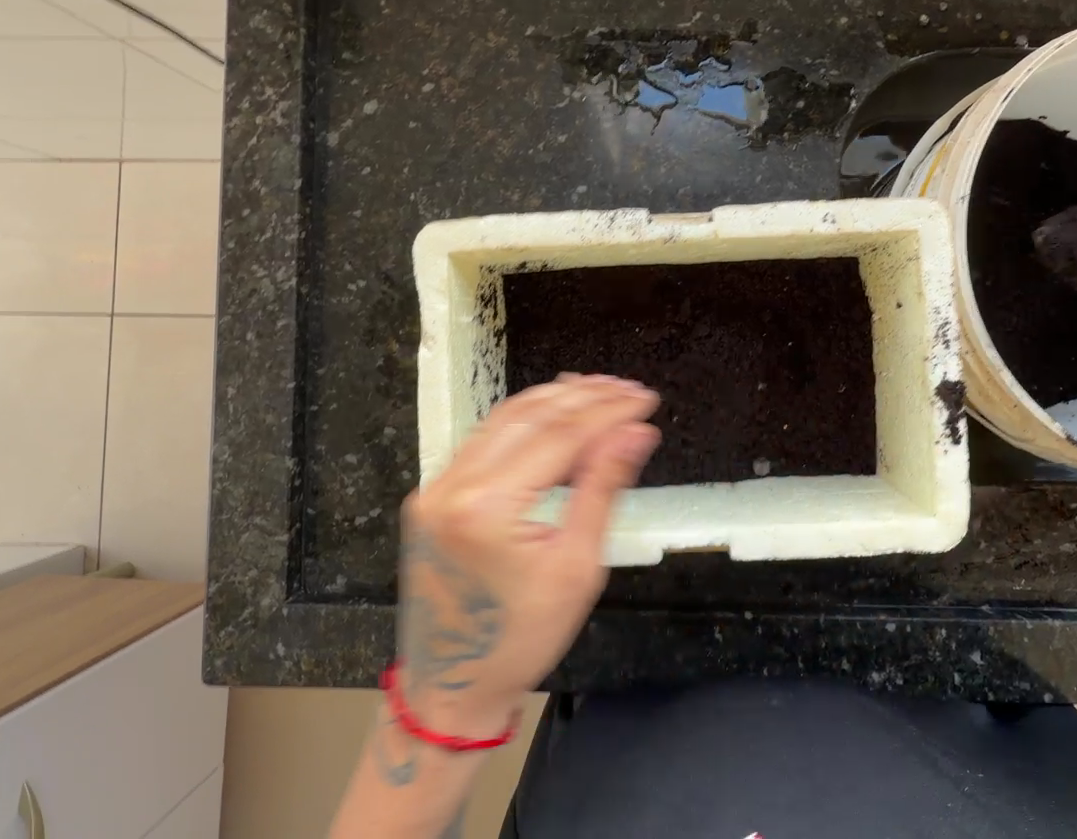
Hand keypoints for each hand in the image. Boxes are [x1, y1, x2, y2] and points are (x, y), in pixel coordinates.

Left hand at [395, 374, 659, 736]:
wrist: (452, 687)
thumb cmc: (520, 639)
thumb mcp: (577, 567)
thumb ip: (603, 488)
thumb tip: (635, 432)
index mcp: (489, 506)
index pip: (561, 436)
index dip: (608, 411)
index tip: (644, 399)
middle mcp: (454, 485)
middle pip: (530, 418)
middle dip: (584, 397)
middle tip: (627, 388)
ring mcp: (436, 488)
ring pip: (502, 420)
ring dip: (552, 401)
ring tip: (597, 388)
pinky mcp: (432, 495)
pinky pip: (482, 441)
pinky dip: (521, 420)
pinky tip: (549, 412)